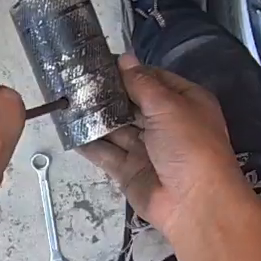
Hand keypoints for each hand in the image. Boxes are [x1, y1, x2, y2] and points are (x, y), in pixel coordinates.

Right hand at [79, 54, 253, 243]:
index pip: (154, 80)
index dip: (130, 71)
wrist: (193, 202)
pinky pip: (106, 154)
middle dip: (108, 95)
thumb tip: (124, 59)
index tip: (101, 62)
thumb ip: (142, 84)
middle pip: (132, 105)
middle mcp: (165, 124)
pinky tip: (69, 130)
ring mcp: (145, 149)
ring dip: (95, 118)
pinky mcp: (128, 171)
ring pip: (116, 129)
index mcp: (184, 103)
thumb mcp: (168, 106)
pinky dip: (89, 144)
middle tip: (77, 79)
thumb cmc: (189, 146)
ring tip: (67, 101)